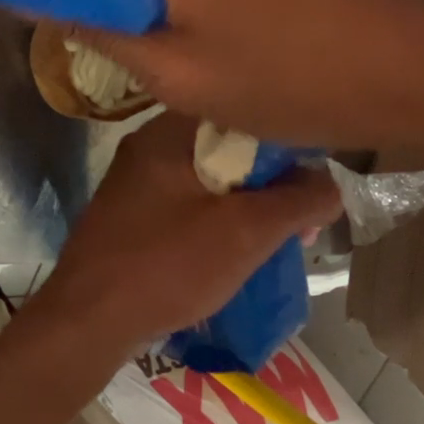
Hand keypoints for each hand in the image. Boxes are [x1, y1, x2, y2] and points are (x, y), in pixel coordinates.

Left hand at [29, 113, 341, 347]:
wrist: (92, 313)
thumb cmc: (168, 263)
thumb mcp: (246, 232)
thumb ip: (297, 199)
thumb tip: (331, 178)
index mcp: (165, 132)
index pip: (236, 111)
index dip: (283, 139)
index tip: (314, 177)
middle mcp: (146, 145)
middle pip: (224, 145)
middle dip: (268, 179)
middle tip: (302, 220)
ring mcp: (135, 178)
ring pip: (208, 177)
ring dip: (246, 203)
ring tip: (280, 239)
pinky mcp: (132, 211)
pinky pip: (187, 201)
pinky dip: (218, 218)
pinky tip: (238, 249)